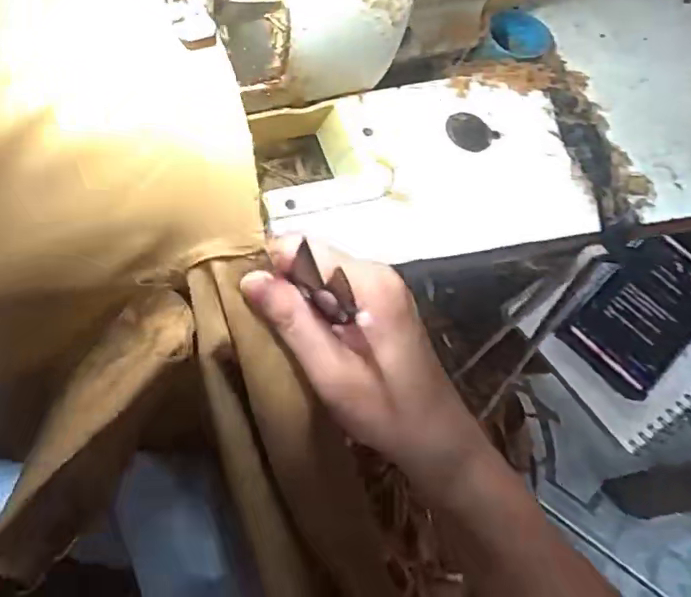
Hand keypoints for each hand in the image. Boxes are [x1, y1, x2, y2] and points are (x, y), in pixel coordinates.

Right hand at [239, 240, 491, 492]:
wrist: (442, 445)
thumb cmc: (390, 415)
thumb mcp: (332, 375)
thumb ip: (292, 321)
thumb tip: (250, 277)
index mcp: (369, 282)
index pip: (302, 246)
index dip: (270, 265)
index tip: (248, 298)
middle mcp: (374, 270)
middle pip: (307, 254)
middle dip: (279, 282)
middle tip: (262, 322)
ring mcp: (377, 283)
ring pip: (314, 269)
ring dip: (292, 295)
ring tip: (280, 331)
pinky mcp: (375, 297)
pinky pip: (328, 285)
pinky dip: (309, 304)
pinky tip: (306, 336)